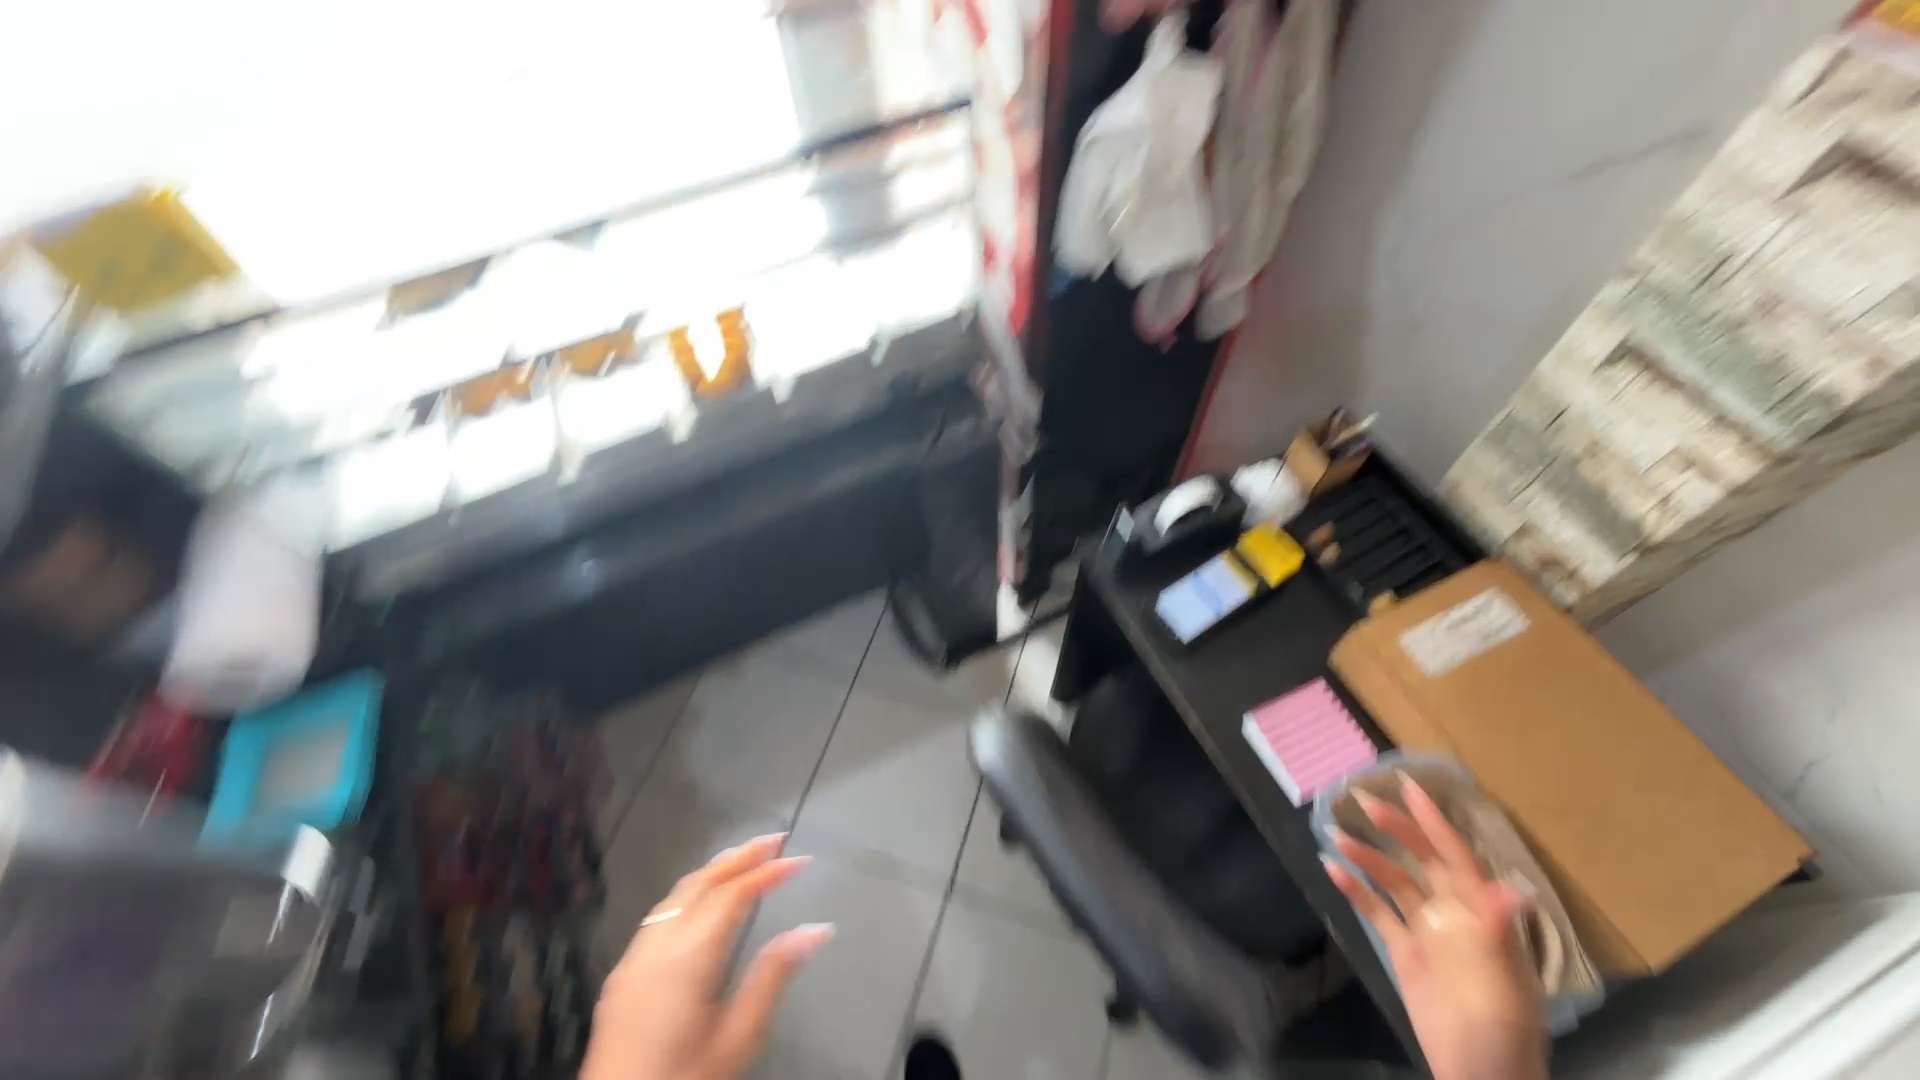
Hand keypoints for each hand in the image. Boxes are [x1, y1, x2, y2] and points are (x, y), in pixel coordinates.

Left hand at [582, 833, 832, 1079]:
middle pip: (701, 883)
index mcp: (687, 960)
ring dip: (713, 871)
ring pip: (675, 895)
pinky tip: (702, 902)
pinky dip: (689, 893)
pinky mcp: (622, 976)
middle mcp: (655, 949)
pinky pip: (659, 915)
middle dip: (740, 856)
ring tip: (744, 860)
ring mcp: (633, 960)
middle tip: (774, 840)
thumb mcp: (738, 1037)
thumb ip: (773, 976)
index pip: (733, 895)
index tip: (798, 860)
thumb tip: (814, 931)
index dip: (768, 870)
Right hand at [1321, 775, 1547, 1079]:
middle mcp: (1453, 915)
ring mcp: (1427, 932)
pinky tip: (1331, 869)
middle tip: (1361, 799)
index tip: (1409, 789)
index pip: (1456, 856)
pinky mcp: (1404, 952)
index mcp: (1482, 915)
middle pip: (1420, 859)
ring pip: (1392, 881)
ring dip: (1365, 857)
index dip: (1434, 822)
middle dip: (1394, 828)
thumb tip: (1514, 887)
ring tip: (1334, 834)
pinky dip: (1354, 889)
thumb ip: (1501, 931)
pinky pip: (1376, 912)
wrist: (1479, 1076)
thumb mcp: (1506, 983)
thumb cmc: (1501, 1032)